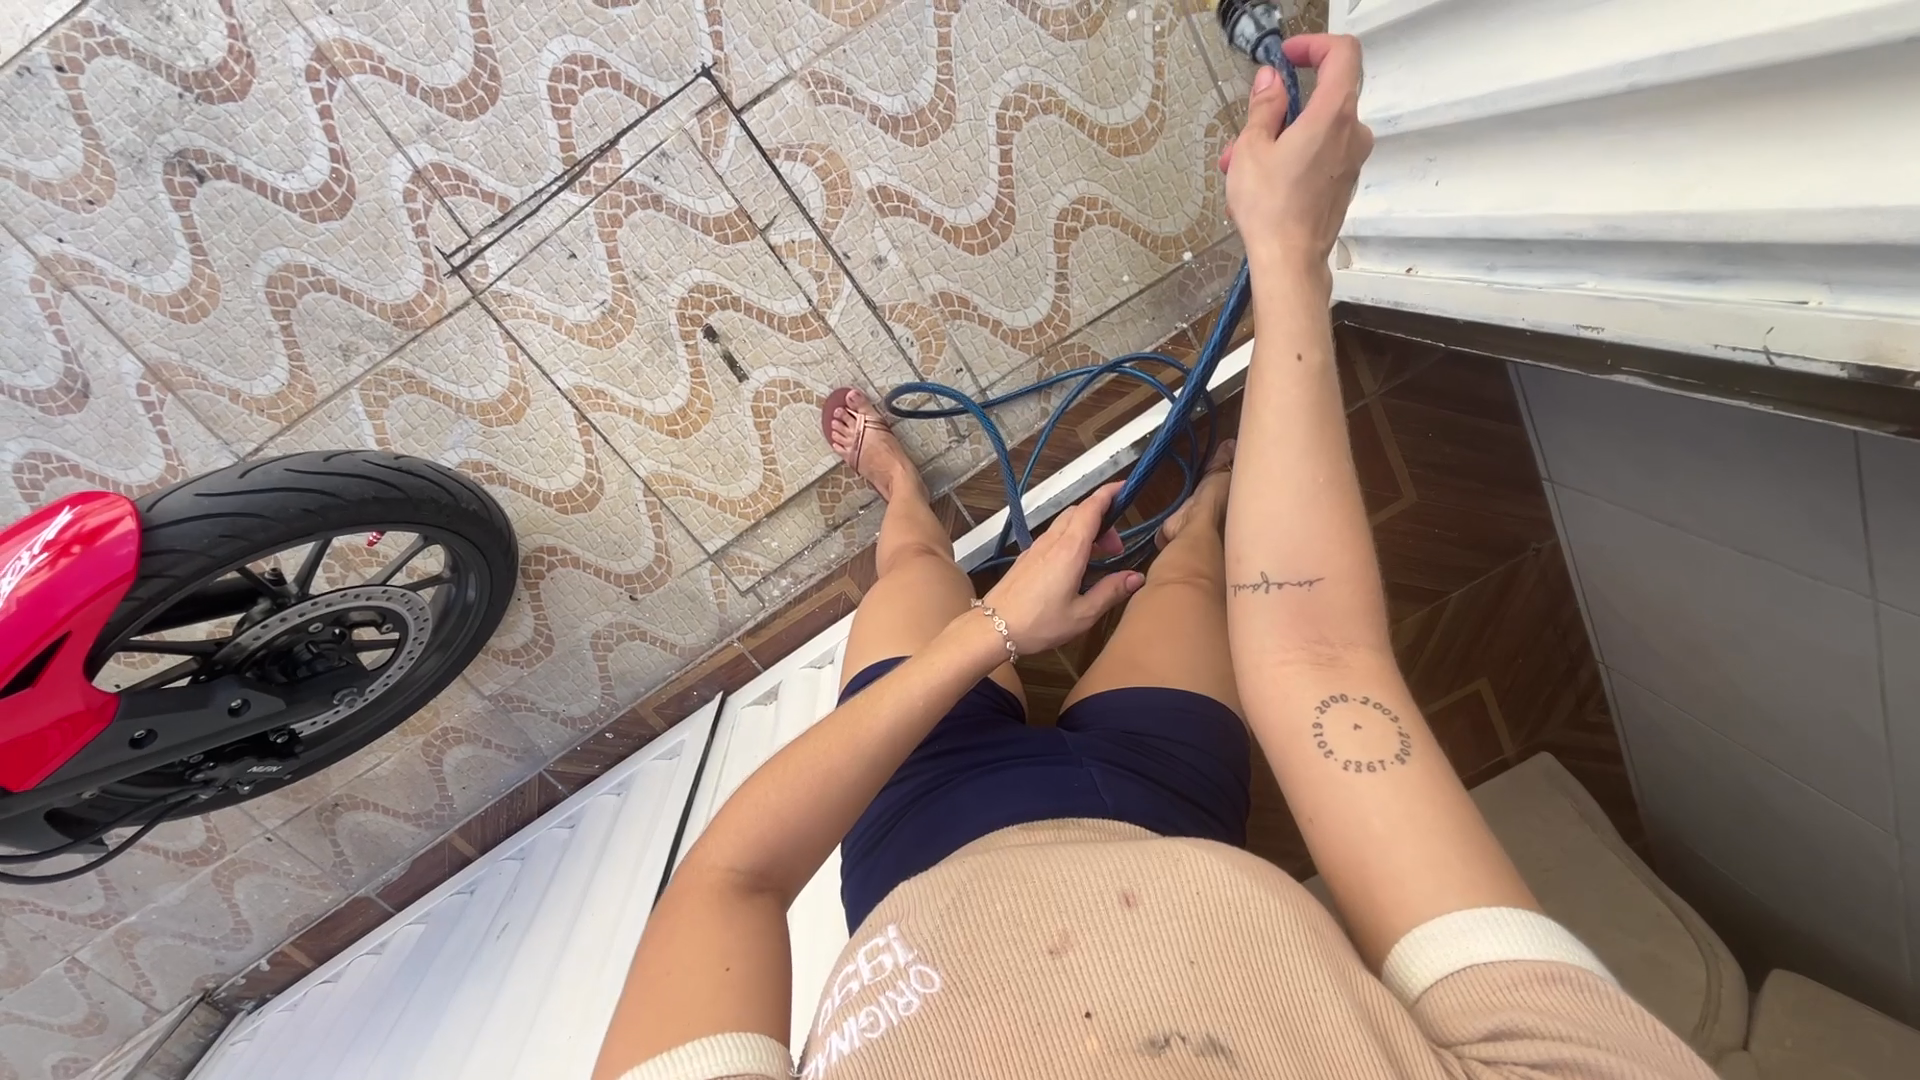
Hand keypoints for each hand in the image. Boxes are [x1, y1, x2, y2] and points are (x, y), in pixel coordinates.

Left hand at [978, 483, 1142, 655]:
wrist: (993, 628)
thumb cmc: (1038, 623)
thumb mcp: (1083, 613)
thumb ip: (1111, 591)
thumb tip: (1136, 577)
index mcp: (1069, 550)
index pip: (1091, 508)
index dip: (1109, 494)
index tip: (1125, 488)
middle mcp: (1052, 542)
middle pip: (1079, 512)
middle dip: (1102, 520)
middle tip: (1115, 548)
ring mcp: (1036, 548)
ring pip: (1065, 523)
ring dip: (1086, 530)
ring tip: (1099, 558)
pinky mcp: (1027, 557)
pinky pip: (1053, 537)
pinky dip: (1071, 540)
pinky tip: (1076, 566)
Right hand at [1219, 35, 1372, 273]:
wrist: (1289, 261)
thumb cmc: (1270, 210)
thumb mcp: (1251, 151)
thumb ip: (1264, 108)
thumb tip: (1270, 82)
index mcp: (1333, 114)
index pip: (1341, 53)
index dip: (1313, 46)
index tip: (1287, 57)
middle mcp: (1352, 132)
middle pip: (1322, 99)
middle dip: (1280, 112)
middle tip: (1244, 134)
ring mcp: (1352, 160)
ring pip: (1316, 132)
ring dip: (1279, 141)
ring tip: (1242, 170)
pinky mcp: (1343, 184)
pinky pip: (1319, 158)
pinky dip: (1292, 161)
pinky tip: (1262, 187)